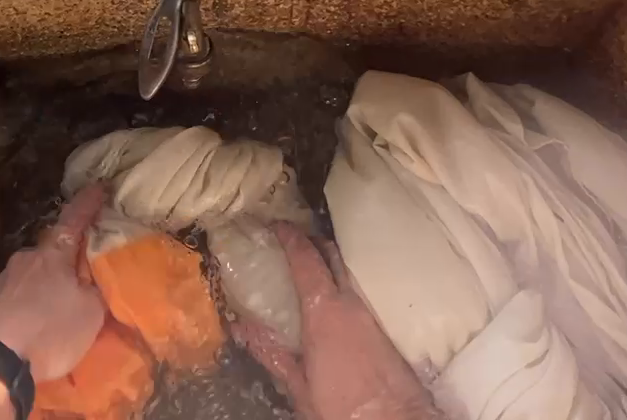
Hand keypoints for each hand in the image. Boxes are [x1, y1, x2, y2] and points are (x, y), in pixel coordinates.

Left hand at [0, 184, 109, 379]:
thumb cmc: (49, 332)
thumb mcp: (90, 315)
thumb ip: (95, 291)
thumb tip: (93, 280)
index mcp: (53, 254)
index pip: (75, 219)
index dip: (89, 203)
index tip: (100, 186)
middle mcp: (26, 257)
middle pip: (51, 250)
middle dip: (65, 259)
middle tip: (78, 275)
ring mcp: (3, 278)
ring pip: (32, 273)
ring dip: (44, 285)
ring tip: (54, 309)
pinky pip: (16, 296)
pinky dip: (27, 305)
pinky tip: (31, 324)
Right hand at [233, 223, 438, 419]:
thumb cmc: (342, 407)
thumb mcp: (300, 387)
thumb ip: (271, 353)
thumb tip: (241, 327)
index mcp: (324, 311)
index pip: (305, 259)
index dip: (290, 237)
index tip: (276, 225)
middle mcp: (350, 302)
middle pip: (331, 255)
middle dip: (312, 240)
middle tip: (294, 237)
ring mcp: (372, 313)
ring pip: (347, 272)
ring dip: (329, 261)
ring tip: (312, 264)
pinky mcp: (386, 328)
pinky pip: (359, 291)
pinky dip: (343, 282)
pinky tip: (336, 297)